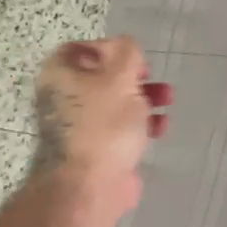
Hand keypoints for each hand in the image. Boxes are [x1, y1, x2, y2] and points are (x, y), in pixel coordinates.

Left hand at [31, 37, 172, 215]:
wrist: (90, 183)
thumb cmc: (104, 125)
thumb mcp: (121, 80)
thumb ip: (128, 55)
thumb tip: (127, 43)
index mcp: (60, 74)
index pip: (82, 48)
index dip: (112, 49)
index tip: (136, 61)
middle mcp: (63, 96)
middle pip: (103, 77)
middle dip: (136, 78)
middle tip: (155, 82)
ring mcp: (79, 124)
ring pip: (115, 103)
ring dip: (144, 100)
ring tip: (167, 103)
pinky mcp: (96, 147)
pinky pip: (120, 128)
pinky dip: (140, 125)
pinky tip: (159, 129)